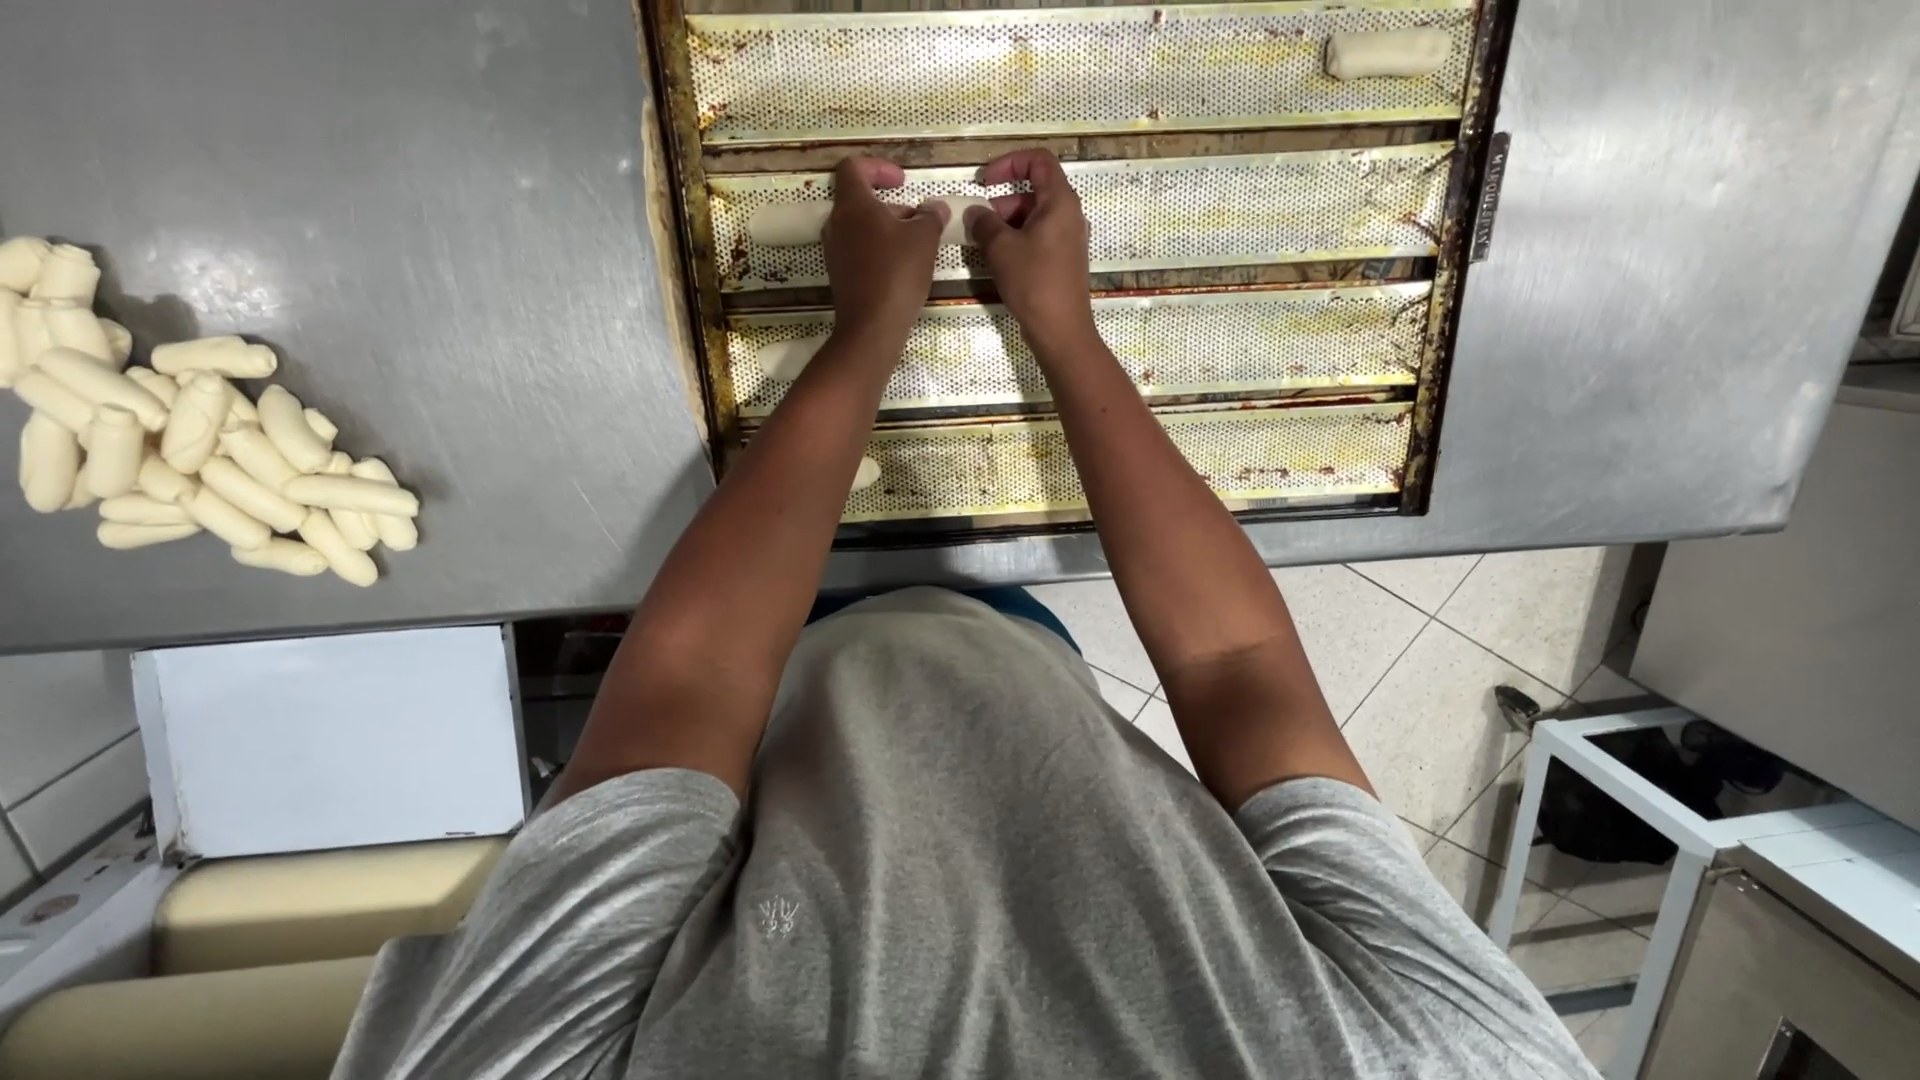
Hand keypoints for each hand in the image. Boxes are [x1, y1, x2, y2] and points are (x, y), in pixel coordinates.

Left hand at [822, 156, 948, 353]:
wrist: (871, 326)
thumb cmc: (897, 274)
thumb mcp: (924, 239)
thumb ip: (931, 216)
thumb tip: (935, 207)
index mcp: (852, 205)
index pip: (853, 167)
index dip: (878, 167)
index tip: (902, 182)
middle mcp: (836, 223)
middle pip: (860, 200)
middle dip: (891, 204)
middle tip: (918, 220)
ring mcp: (834, 251)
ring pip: (860, 227)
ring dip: (887, 228)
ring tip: (915, 246)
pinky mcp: (839, 274)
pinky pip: (859, 250)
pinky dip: (879, 249)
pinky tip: (902, 268)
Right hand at [966, 149, 1098, 354]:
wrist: (1061, 329)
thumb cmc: (1033, 282)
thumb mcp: (1001, 248)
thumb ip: (984, 223)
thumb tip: (974, 212)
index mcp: (1060, 201)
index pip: (1038, 160)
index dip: (1009, 162)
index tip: (985, 181)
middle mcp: (1070, 215)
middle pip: (1034, 191)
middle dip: (1002, 201)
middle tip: (979, 223)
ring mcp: (1069, 238)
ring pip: (1034, 217)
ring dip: (1007, 223)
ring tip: (985, 244)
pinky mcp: (1064, 260)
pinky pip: (1039, 237)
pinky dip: (1018, 240)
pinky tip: (1000, 259)